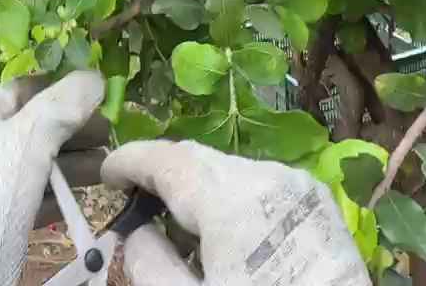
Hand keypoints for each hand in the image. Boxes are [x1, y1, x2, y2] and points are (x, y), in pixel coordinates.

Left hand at [0, 70, 105, 285]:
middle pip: (39, 124)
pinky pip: (40, 195)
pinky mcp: (5, 217)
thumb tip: (96, 75)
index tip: (102, 93)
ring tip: (112, 166)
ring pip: (43, 162)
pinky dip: (64, 193)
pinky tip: (87, 196)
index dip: (64, 87)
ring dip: (77, 161)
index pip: (28, 87)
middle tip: (114, 133)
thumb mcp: (29, 137)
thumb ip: (63, 105)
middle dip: (77, 127)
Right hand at [102, 140, 368, 285]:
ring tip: (171, 217)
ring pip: (229, 172)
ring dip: (196, 188)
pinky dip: (230, 199)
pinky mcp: (319, 209)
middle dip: (163, 175)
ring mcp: (300, 190)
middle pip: (199, 161)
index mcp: (234, 198)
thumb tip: (137, 231)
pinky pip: (259, 187)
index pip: (169, 160)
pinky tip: (217, 230)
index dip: (131, 162)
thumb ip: (152, 265)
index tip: (106, 174)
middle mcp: (269, 177)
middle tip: (132, 197)